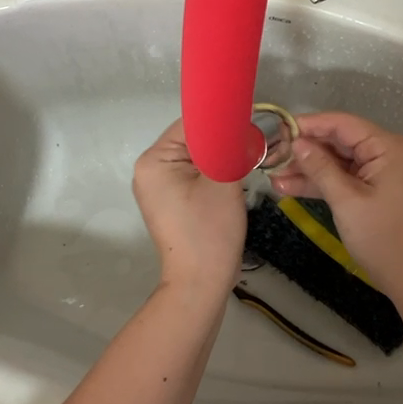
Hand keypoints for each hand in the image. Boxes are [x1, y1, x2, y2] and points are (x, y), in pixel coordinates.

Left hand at [132, 119, 245, 293]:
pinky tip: (233, 180)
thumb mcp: (223, 179)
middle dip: (223, 141)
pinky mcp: (170, 202)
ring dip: (221, 159)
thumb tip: (242, 122)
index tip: (251, 123)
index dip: (222, 121)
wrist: (201, 282)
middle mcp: (148, 170)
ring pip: (196, 158)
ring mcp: (157, 188)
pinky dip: (214, 174)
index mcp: (154, 160)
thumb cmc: (209, 230)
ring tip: (247, 161)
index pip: (191, 124)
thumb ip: (230, 144)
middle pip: (192, 140)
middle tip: (254, 145)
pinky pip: (194, 176)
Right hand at [268, 112, 402, 297]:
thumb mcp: (346, 201)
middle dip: (305, 151)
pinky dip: (322, 183)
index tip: (277, 131)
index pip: (342, 124)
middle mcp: (387, 152)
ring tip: (273, 177)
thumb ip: (320, 168)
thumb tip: (297, 143)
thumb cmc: (383, 237)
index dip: (308, 126)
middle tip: (271, 158)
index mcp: (387, 146)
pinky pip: (345, 178)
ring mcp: (382, 172)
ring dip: (308, 170)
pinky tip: (290, 188)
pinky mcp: (377, 190)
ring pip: (339, 162)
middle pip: (339, 142)